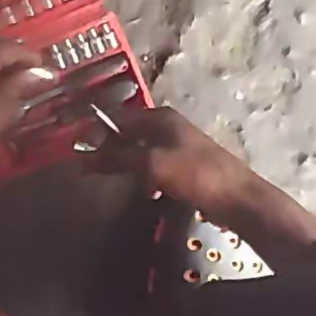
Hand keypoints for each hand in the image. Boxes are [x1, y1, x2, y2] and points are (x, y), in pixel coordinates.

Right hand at [90, 107, 256, 214]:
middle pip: (128, 132)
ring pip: (139, 149)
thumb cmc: (194, 174)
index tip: (77, 147)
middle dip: (108, 147)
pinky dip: (139, 172)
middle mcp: (167, 126)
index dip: (97, 131)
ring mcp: (176, 145)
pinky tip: (133, 186)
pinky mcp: (182, 165)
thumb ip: (118, 158)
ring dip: (122, 161)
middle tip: (86, 166)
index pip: (118, 117)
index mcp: (160, 117)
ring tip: (103, 176)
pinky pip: (152, 164)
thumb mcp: (152, 164)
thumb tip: (84, 157)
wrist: (237, 199)